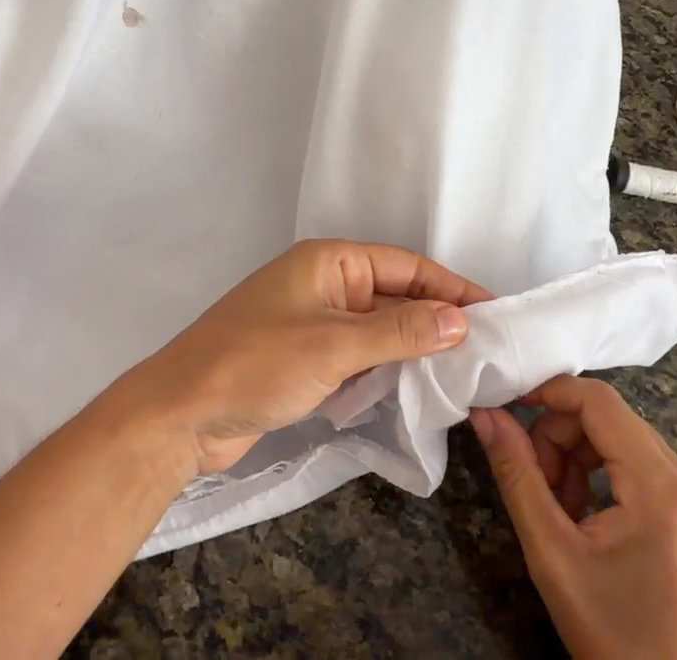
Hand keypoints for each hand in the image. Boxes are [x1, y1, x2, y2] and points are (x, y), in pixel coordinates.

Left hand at [124, 239, 492, 474]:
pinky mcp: (304, 360)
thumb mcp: (335, 345)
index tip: (495, 312)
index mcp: (328, 262)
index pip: (406, 266)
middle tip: (488, 348)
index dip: (451, 288)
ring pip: (378, 329)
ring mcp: (312, 324)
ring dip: (413, 346)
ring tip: (464, 370)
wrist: (181, 415)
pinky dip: (386, 367)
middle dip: (436, 318)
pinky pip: (358, 356)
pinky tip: (417, 388)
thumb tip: (460, 320)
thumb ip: (400, 331)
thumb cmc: (256, 365)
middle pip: (394, 295)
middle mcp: (323, 285)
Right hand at [471, 376, 676, 659]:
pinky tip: (590, 522)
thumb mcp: (552, 556)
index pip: (602, 403)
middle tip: (535, 485)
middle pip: (614, 423)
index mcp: (665, 490)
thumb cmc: (613, 638)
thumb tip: (486, 415)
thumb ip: (517, 476)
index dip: (549, 393)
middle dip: (562, 439)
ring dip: (583, 461)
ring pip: (630, 446)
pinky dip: (611, 482)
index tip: (508, 407)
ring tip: (560, 511)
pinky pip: (651, 475)